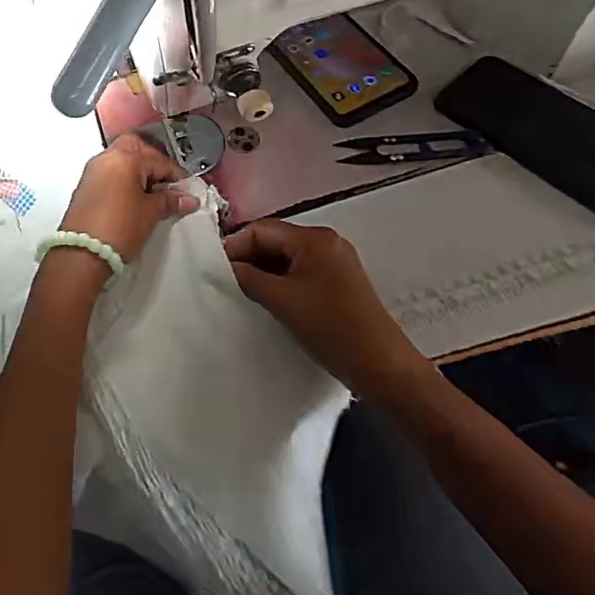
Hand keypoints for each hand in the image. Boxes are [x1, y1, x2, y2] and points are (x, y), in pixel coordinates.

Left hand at [57, 134, 198, 264]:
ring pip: (120, 160)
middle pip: (135, 148)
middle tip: (166, 183)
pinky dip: (124, 180)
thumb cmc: (119, 228)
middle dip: (153, 162)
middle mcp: (106, 158)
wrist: (82, 254)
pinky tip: (135, 200)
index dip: (176, 175)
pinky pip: (110, 174)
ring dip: (137, 171)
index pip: (158, 160)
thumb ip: (170, 200)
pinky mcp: (85, 187)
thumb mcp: (151, 213)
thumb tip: (187, 199)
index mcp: (125, 158)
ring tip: (152, 194)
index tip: (187, 190)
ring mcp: (92, 172)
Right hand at [225, 220, 430, 398]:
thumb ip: (249, 278)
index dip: (235, 245)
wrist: (380, 365)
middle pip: (276, 241)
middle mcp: (327, 243)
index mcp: (315, 239)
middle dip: (249, 259)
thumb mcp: (282, 300)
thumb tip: (225, 267)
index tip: (214, 269)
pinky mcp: (339, 284)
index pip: (263, 229)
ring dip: (264, 273)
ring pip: (287, 260)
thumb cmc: (330, 327)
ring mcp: (335, 264)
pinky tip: (267, 302)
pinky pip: (301, 274)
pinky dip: (281, 283)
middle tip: (224, 283)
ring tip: (241, 295)